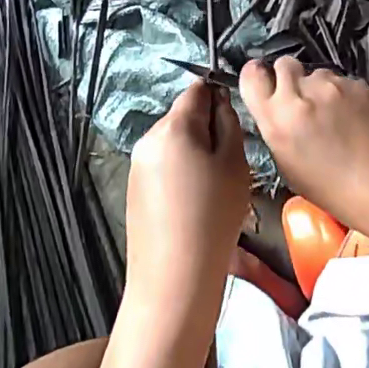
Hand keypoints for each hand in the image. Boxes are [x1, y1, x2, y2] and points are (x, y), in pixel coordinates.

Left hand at [125, 80, 249, 304]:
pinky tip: (192, 202)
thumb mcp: (235, 164)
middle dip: (205, 129)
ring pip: (173, 141)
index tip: (233, 123)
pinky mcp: (133, 187)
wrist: (174, 277)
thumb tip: (219, 102)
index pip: (197, 90)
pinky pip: (162, 164)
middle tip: (227, 163)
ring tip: (211, 187)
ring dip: (193, 151)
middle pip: (183, 116)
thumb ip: (228, 123)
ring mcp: (137, 163)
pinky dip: (179, 172)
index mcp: (173, 126)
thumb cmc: (213, 216)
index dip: (218, 97)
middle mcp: (148, 138)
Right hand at [239, 57, 368, 228]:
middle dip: (290, 78)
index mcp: (275, 119)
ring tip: (335, 115)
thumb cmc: (334, 189)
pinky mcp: (356, 82)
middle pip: (284, 64)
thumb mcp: (288, 165)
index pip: (251, 75)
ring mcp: (330, 85)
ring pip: (316, 73)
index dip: (258, 77)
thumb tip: (277, 111)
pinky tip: (355, 117)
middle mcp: (298, 94)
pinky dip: (345, 94)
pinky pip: (343, 80)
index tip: (266, 84)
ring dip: (320, 88)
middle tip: (302, 100)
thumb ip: (276, 128)